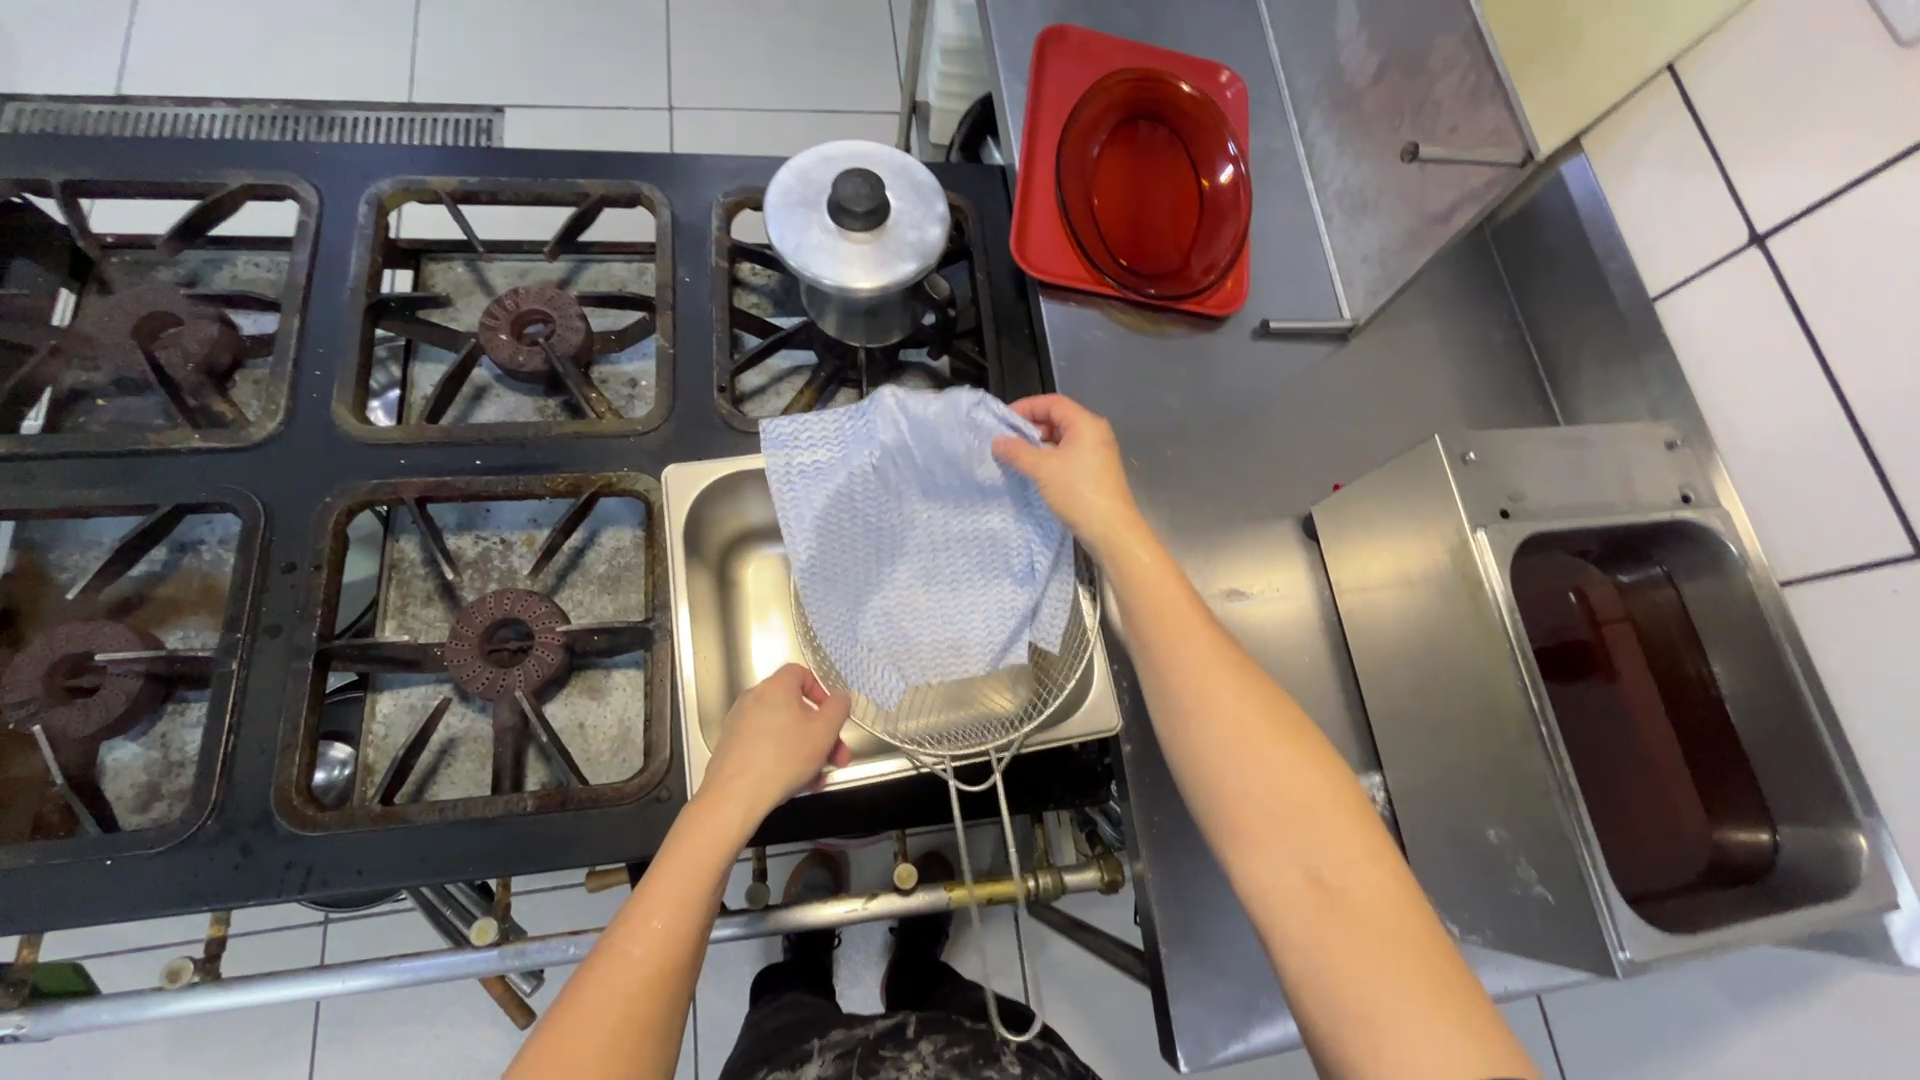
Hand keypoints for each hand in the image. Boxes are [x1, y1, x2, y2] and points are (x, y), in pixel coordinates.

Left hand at [697, 664, 852, 837]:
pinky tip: (798, 784)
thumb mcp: (824, 731)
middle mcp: (753, 699)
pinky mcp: (732, 747)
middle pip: (795, 707)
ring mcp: (739, 724)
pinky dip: (784, 758)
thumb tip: (839, 697)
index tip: (832, 714)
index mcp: (776, 687)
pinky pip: (766, 746)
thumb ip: (838, 707)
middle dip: (821, 732)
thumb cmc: (784, 758)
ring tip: (819, 777)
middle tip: (837, 756)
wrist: (733, 797)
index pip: (800, 673)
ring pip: (783, 731)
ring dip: (806, 750)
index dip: (821, 690)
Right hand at [992, 394, 1148, 562]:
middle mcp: (1094, 432)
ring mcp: (1097, 452)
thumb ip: (1017, 451)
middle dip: (1031, 427)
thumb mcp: (1042, 469)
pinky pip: (1069, 455)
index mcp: (1085, 423)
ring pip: (1062, 439)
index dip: (1026, 407)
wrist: (1111, 529)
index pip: (1052, 403)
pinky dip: (1050, 458)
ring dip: (1039, 445)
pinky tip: (1035, 472)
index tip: (1003, 421)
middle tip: (1008, 441)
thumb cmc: (1078, 492)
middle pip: (1058, 419)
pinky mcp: (1096, 471)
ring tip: (1017, 458)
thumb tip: (997, 441)